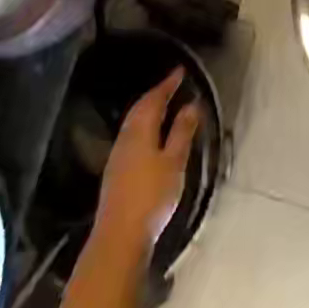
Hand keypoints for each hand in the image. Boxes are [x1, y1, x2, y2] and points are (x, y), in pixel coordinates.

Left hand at [95, 68, 202, 245]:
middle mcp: (125, 140)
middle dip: (156, 94)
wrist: (120, 236)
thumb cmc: (152, 195)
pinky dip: (144, 124)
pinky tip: (153, 132)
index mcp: (139, 133)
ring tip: (166, 103)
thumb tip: (191, 105)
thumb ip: (182, 131)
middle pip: (139, 109)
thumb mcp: (175, 161)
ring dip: (149, 109)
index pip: (153, 100)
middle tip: (174, 83)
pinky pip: (132, 135)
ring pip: (133, 122)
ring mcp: (118, 156)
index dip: (167, 84)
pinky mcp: (117, 170)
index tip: (180, 71)